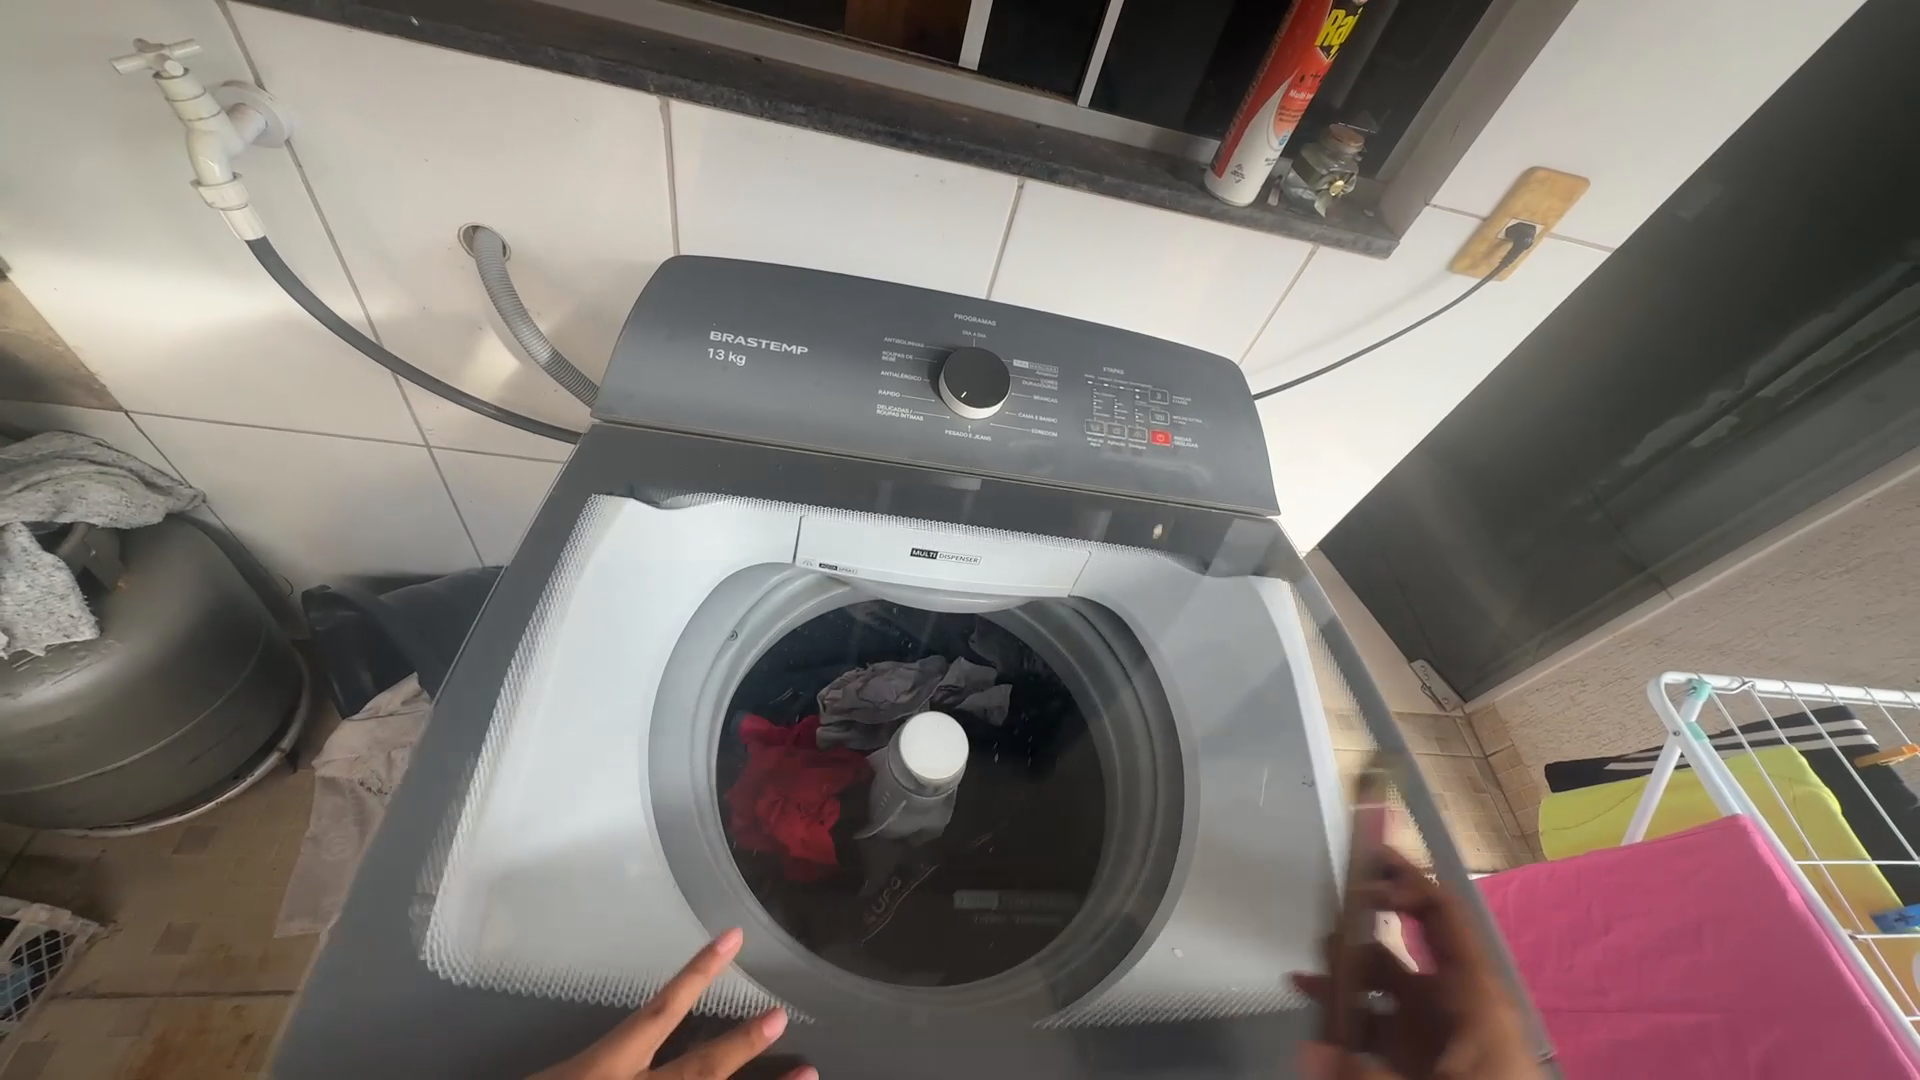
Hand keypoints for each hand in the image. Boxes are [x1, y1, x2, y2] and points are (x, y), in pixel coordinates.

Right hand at [532, 928, 814, 1079]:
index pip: (659, 1011)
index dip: (698, 972)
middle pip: (697, 1072)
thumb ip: (610, 1062)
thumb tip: (655, 1035)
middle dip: (741, 1047)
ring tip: (806, 1077)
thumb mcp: (566, 1078)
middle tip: (779, 1017)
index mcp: (604, 1073)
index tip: (733, 937)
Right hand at [1291, 849, 1539, 1079]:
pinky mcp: (1409, 1047)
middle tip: (1324, 907)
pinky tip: (1307, 993)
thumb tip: (1310, 1048)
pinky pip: (1367, 1011)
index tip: (1361, 869)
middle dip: (1357, 918)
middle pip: (1399, 936)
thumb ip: (1373, 1068)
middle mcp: (1447, 996)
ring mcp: (1426, 1022)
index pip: (1441, 912)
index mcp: (1472, 990)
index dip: (1404, 881)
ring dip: (1340, 965)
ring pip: (1375, 974)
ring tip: (1308, 972)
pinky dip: (1337, 1001)